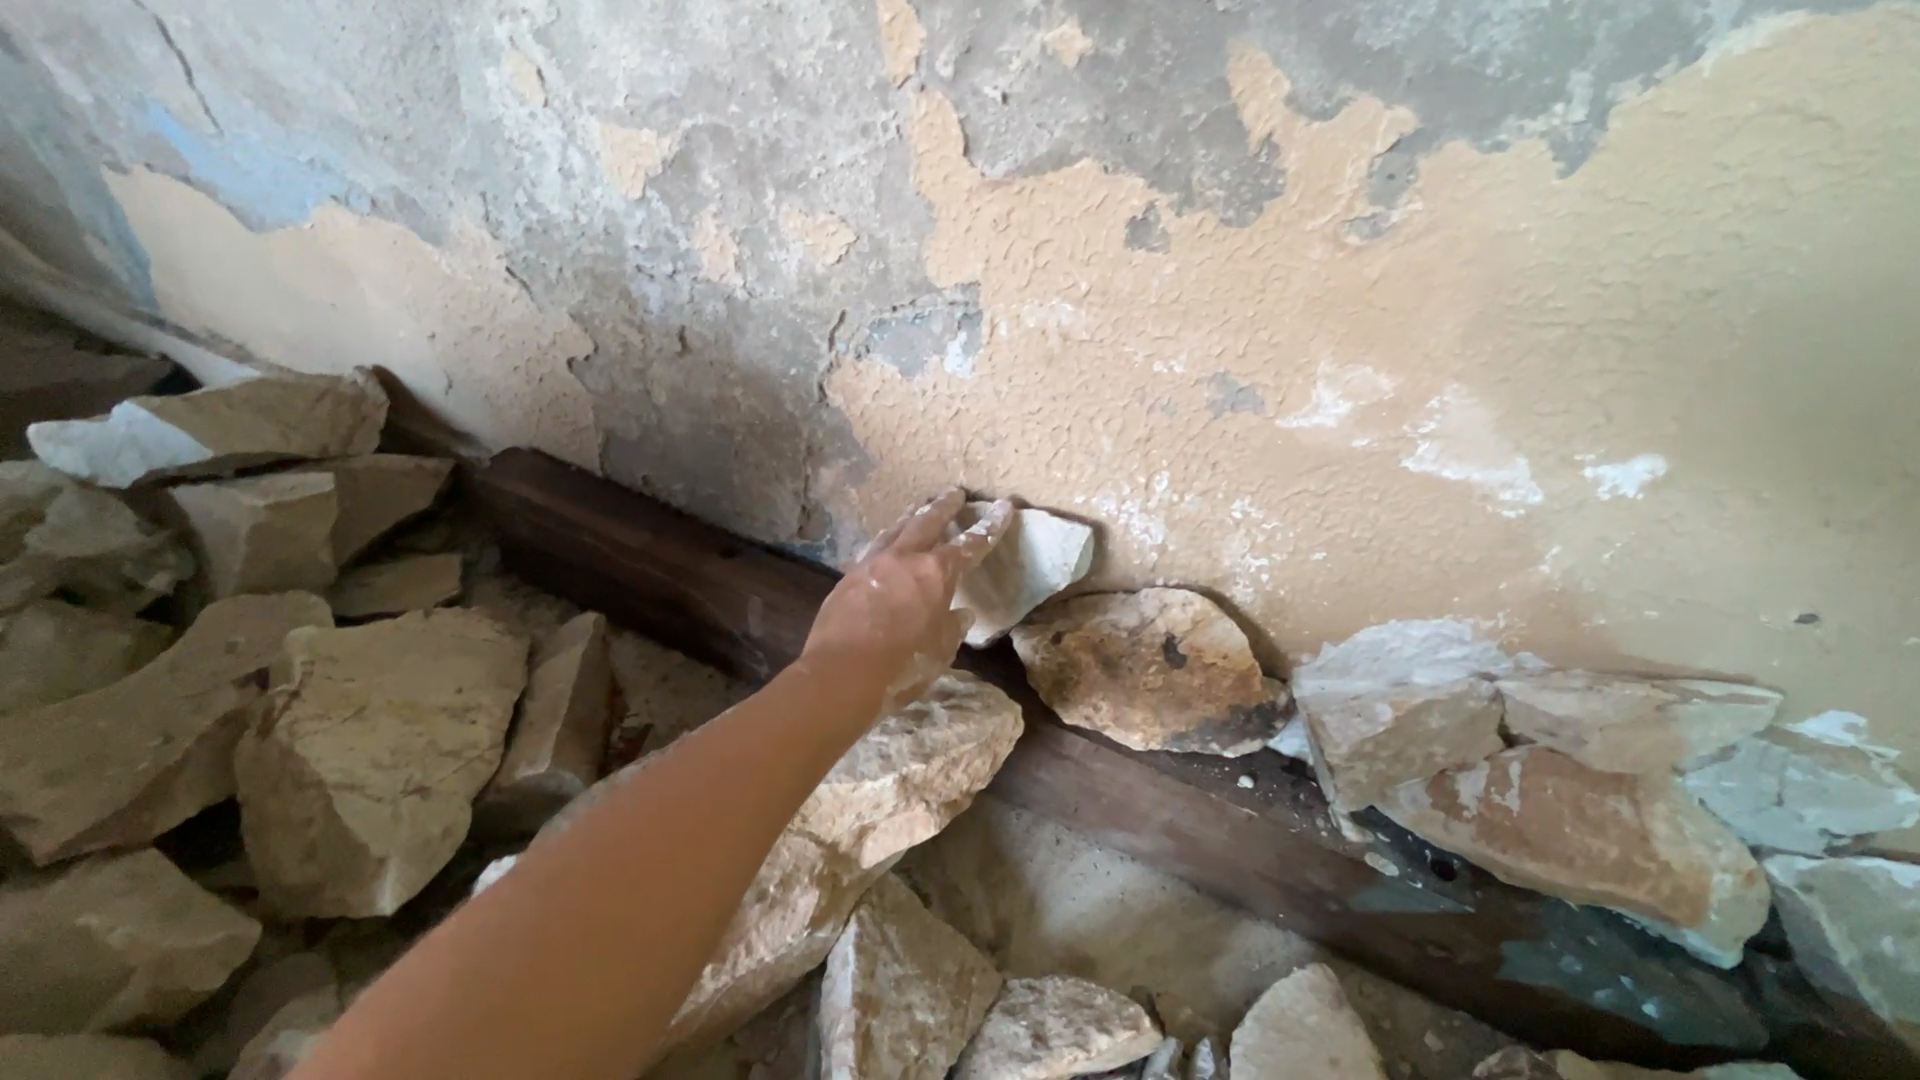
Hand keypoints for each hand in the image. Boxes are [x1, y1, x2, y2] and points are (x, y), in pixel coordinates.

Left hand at [800, 489, 1012, 711]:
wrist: (841, 673)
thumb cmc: (902, 665)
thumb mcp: (940, 651)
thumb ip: (951, 628)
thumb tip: (960, 613)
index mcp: (936, 574)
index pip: (971, 545)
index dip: (990, 527)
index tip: (1002, 507)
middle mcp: (904, 559)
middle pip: (927, 522)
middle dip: (944, 506)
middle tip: (955, 493)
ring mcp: (872, 564)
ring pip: (895, 530)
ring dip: (910, 518)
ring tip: (916, 510)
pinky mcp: (848, 578)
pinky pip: (872, 550)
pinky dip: (885, 542)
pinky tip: (883, 547)